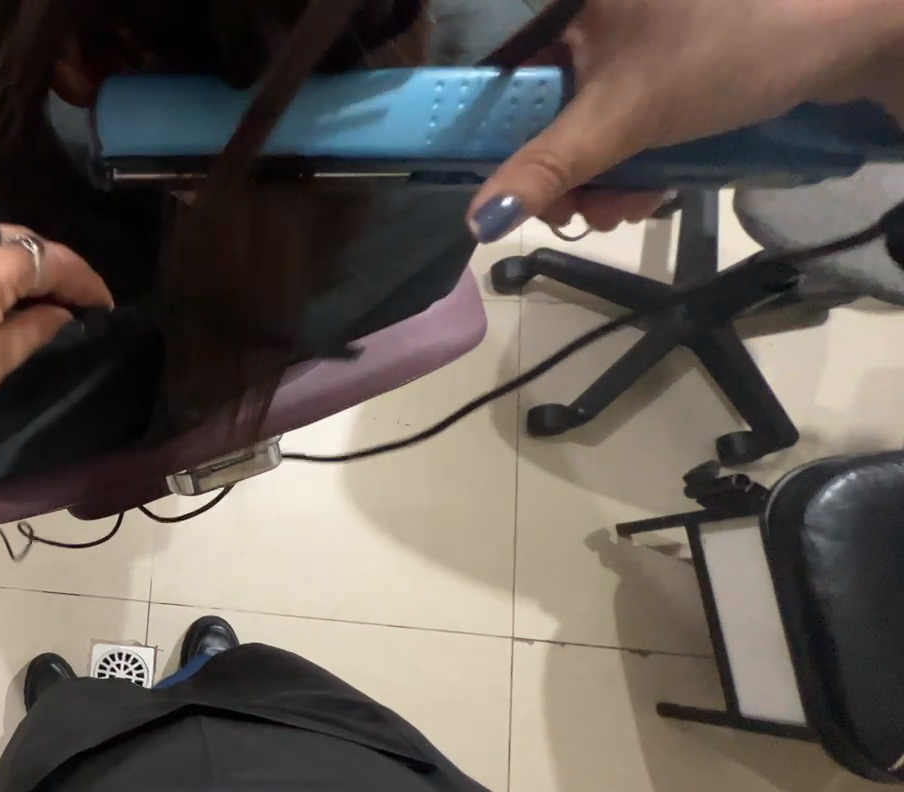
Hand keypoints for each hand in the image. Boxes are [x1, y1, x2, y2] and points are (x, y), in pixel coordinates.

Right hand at [468, 0, 903, 241]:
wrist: (885, 19)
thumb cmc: (744, 44)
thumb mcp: (625, 117)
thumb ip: (542, 171)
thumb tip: (477, 223)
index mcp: (579, 9)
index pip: (506, 87)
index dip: (497, 147)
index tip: (509, 194)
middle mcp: (607, 17)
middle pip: (548, 117)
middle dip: (561, 178)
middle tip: (580, 214)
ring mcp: (651, 41)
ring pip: (591, 128)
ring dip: (599, 182)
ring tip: (627, 207)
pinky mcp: (688, 64)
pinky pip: (633, 123)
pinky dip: (635, 164)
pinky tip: (653, 189)